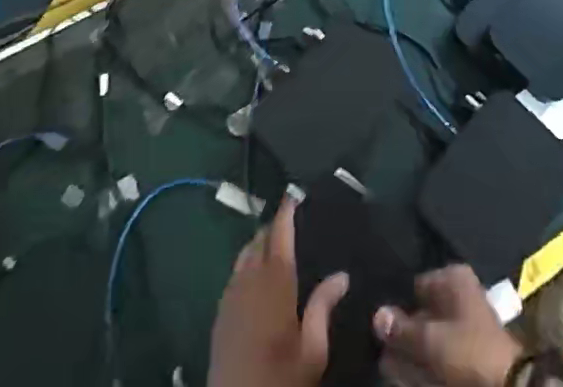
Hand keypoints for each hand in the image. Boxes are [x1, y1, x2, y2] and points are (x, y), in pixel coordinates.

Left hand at [209, 195, 349, 386]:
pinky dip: (248, 260)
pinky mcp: (221, 308)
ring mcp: (231, 292)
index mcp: (275, 283)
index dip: (285, 213)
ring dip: (259, 242)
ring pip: (244, 253)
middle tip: (291, 219)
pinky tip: (258, 272)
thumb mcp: (313, 349)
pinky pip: (235, 271)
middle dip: (274, 225)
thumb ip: (323, 306)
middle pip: (259, 240)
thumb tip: (341, 274)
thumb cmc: (281, 377)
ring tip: (277, 241)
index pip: (279, 236)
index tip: (292, 194)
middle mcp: (249, 279)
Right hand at [373, 265, 522, 386]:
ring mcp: (468, 323)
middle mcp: (461, 294)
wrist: (509, 386)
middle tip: (381, 345)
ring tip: (389, 361)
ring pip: (431, 333)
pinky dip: (426, 360)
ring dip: (412, 348)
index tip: (380, 322)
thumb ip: (400, 328)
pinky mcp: (472, 350)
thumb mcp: (428, 339)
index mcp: (453, 278)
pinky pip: (441, 351)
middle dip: (403, 330)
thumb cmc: (468, 350)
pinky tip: (407, 371)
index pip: (415, 285)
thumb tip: (377, 316)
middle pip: (422, 310)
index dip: (398, 304)